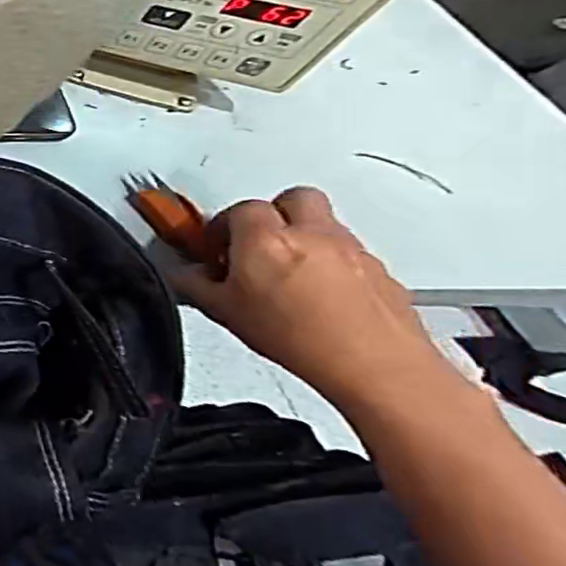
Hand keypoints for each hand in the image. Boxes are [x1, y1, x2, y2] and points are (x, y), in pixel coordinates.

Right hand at [167, 186, 451, 407]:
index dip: (222, 226)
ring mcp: (351, 248)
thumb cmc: (303, 339)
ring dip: (303, 235)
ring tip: (286, 270)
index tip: (216, 246)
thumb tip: (186, 275)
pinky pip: (350, 251)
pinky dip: (331, 261)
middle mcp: (311, 233)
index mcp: (264, 238)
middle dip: (272, 212)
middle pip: (292, 198)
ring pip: (323, 222)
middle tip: (256, 239)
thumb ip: (196, 284)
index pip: (238, 210)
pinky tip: (319, 292)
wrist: (375, 368)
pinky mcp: (380, 269)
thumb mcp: (224, 311)